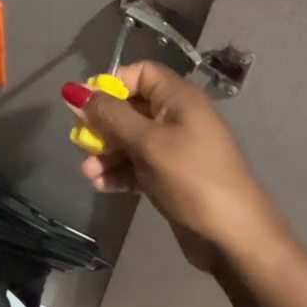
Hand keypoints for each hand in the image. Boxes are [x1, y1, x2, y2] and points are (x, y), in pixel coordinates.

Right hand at [81, 61, 286, 270]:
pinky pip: (137, 166)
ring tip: (88, 173)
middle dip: (103, 125)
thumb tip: (76, 91)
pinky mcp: (169, 177)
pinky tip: (101, 185)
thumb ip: (110, 116)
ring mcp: (174, 149)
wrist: (230, 234)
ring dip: (106, 153)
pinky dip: (118, 172)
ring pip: (130, 140)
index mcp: (179, 98)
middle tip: (81, 142)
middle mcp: (177, 118)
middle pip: (131, 108)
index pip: (141, 73)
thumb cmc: (191, 177)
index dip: (112, 83)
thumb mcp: (148, 142)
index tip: (86, 104)